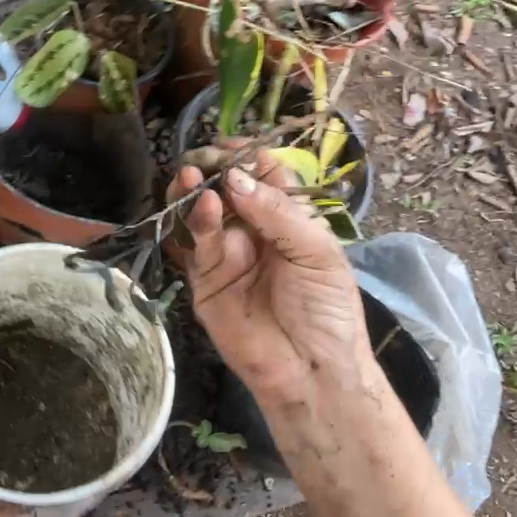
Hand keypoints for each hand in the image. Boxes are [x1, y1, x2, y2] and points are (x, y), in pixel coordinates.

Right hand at [168, 156, 369, 402]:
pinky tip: (202, 205)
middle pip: (226, 191)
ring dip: (194, 191)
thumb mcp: (317, 252)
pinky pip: (195, 246)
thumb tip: (235, 178)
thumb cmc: (327, 309)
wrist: (311, 370)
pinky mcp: (204, 281)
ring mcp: (226, 256)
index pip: (263, 177)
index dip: (247, 158)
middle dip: (213, 171)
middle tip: (202, 158)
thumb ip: (277, 212)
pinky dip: (195, 223)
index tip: (230, 146)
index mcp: (287, 220)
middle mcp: (253, 232)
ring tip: (189, 175)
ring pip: (202, 214)